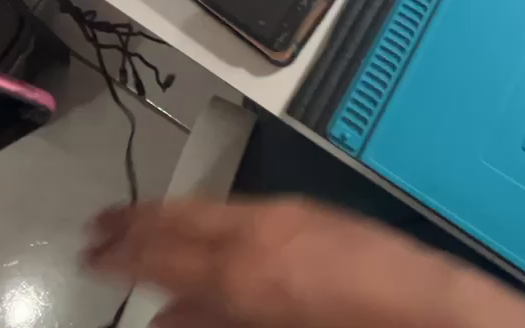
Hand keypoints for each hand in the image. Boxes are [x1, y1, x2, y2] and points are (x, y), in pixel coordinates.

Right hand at [84, 197, 524, 327]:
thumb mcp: (262, 316)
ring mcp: (288, 216)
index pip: (166, 254)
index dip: (123, 252)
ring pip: (211, 209)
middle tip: (97, 226)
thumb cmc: (351, 327)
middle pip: (183, 220)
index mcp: (246, 272)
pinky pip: (244, 212)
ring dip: (170, 215)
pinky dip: (211, 219)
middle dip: (136, 222)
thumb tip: (166, 319)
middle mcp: (262, 230)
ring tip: (137, 221)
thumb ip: (209, 318)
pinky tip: (203, 233)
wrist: (434, 311)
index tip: (90, 249)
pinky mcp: (310, 215)